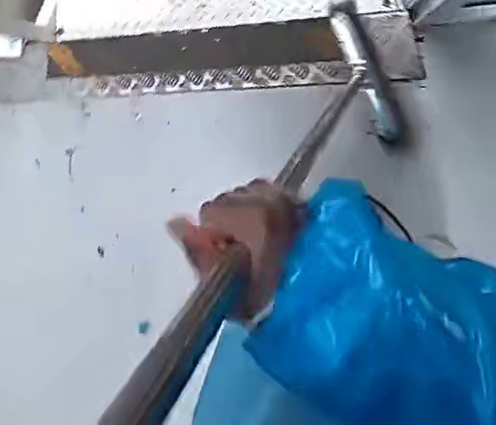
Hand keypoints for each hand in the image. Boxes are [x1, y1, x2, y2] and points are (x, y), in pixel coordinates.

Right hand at [168, 179, 302, 318]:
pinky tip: (274, 232)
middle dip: (230, 222)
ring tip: (261, 243)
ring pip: (249, 193)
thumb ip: (199, 254)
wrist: (320, 301)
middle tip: (245, 253)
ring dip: (247, 213)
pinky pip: (270, 193)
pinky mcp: (302, 197)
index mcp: (255, 216)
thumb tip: (175, 223)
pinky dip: (266, 208)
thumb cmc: (271, 303)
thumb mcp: (229, 290)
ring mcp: (291, 194)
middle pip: (230, 198)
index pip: (210, 211)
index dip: (213, 238)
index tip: (228, 259)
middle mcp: (274, 196)